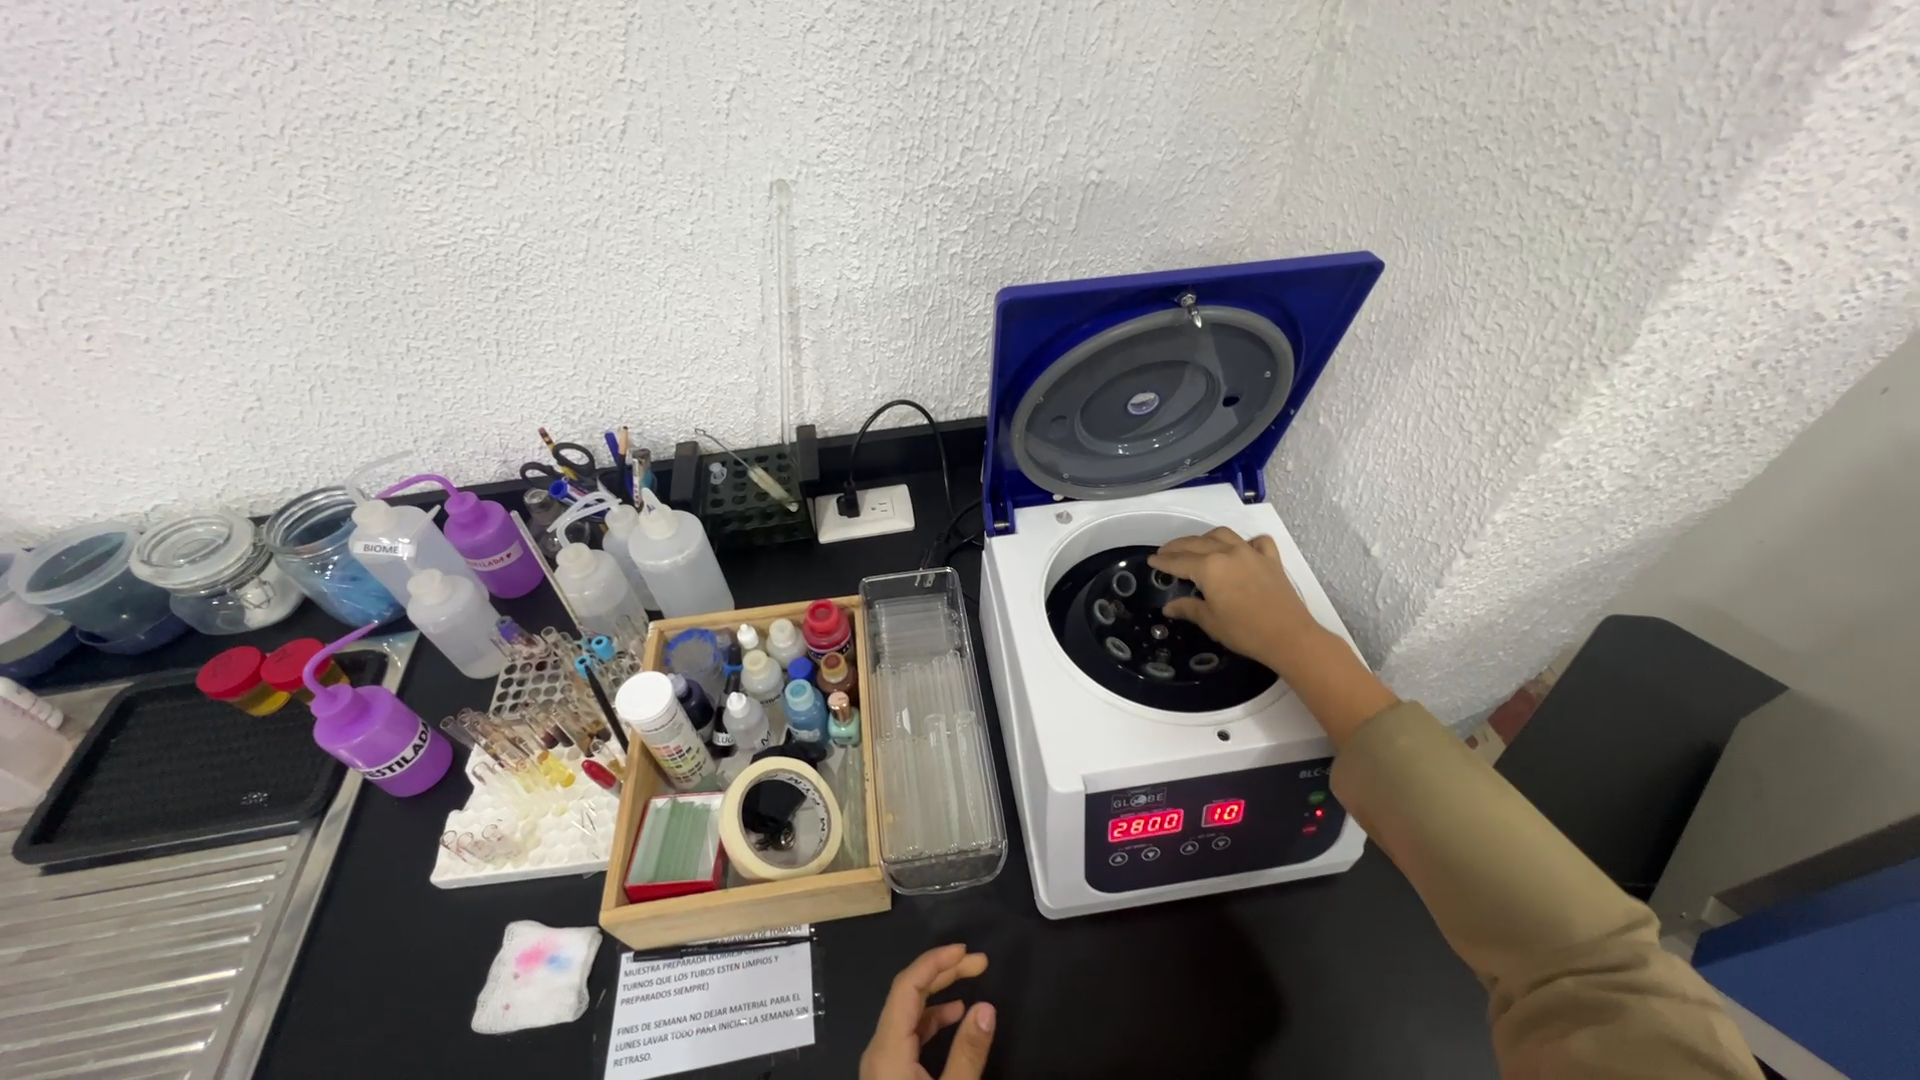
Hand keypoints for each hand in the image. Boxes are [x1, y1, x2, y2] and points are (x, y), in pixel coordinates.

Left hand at [859, 945, 995, 1079]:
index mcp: (887, 1048)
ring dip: (939, 993)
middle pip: (907, 993)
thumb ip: (967, 1053)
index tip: (965, 950)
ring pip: (908, 1011)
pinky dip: (931, 1017)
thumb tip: (987, 1007)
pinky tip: (955, 1015)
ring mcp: (881, 1060)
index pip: (906, 985)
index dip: (935, 961)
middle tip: (979, 962)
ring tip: (971, 981)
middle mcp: (879, 1048)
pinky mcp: (888, 1072)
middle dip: (943, 972)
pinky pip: (908, 1031)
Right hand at [1150, 526, 1396, 745]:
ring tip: (1196, 546)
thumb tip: (1169, 607)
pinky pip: (1256, 541)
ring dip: (1206, 538)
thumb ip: (1188, 609)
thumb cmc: (1245, 631)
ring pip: (1223, 535)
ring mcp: (1251, 553)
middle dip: (1178, 547)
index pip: (1179, 561)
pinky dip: (1245, 541)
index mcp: (1209, 567)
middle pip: (1197, 543)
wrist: (1289, 636)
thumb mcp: (1211, 622)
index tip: (1151, 560)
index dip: (1163, 561)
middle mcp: (1228, 553)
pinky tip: (1242, 548)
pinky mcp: (1271, 559)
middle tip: (1166, 552)